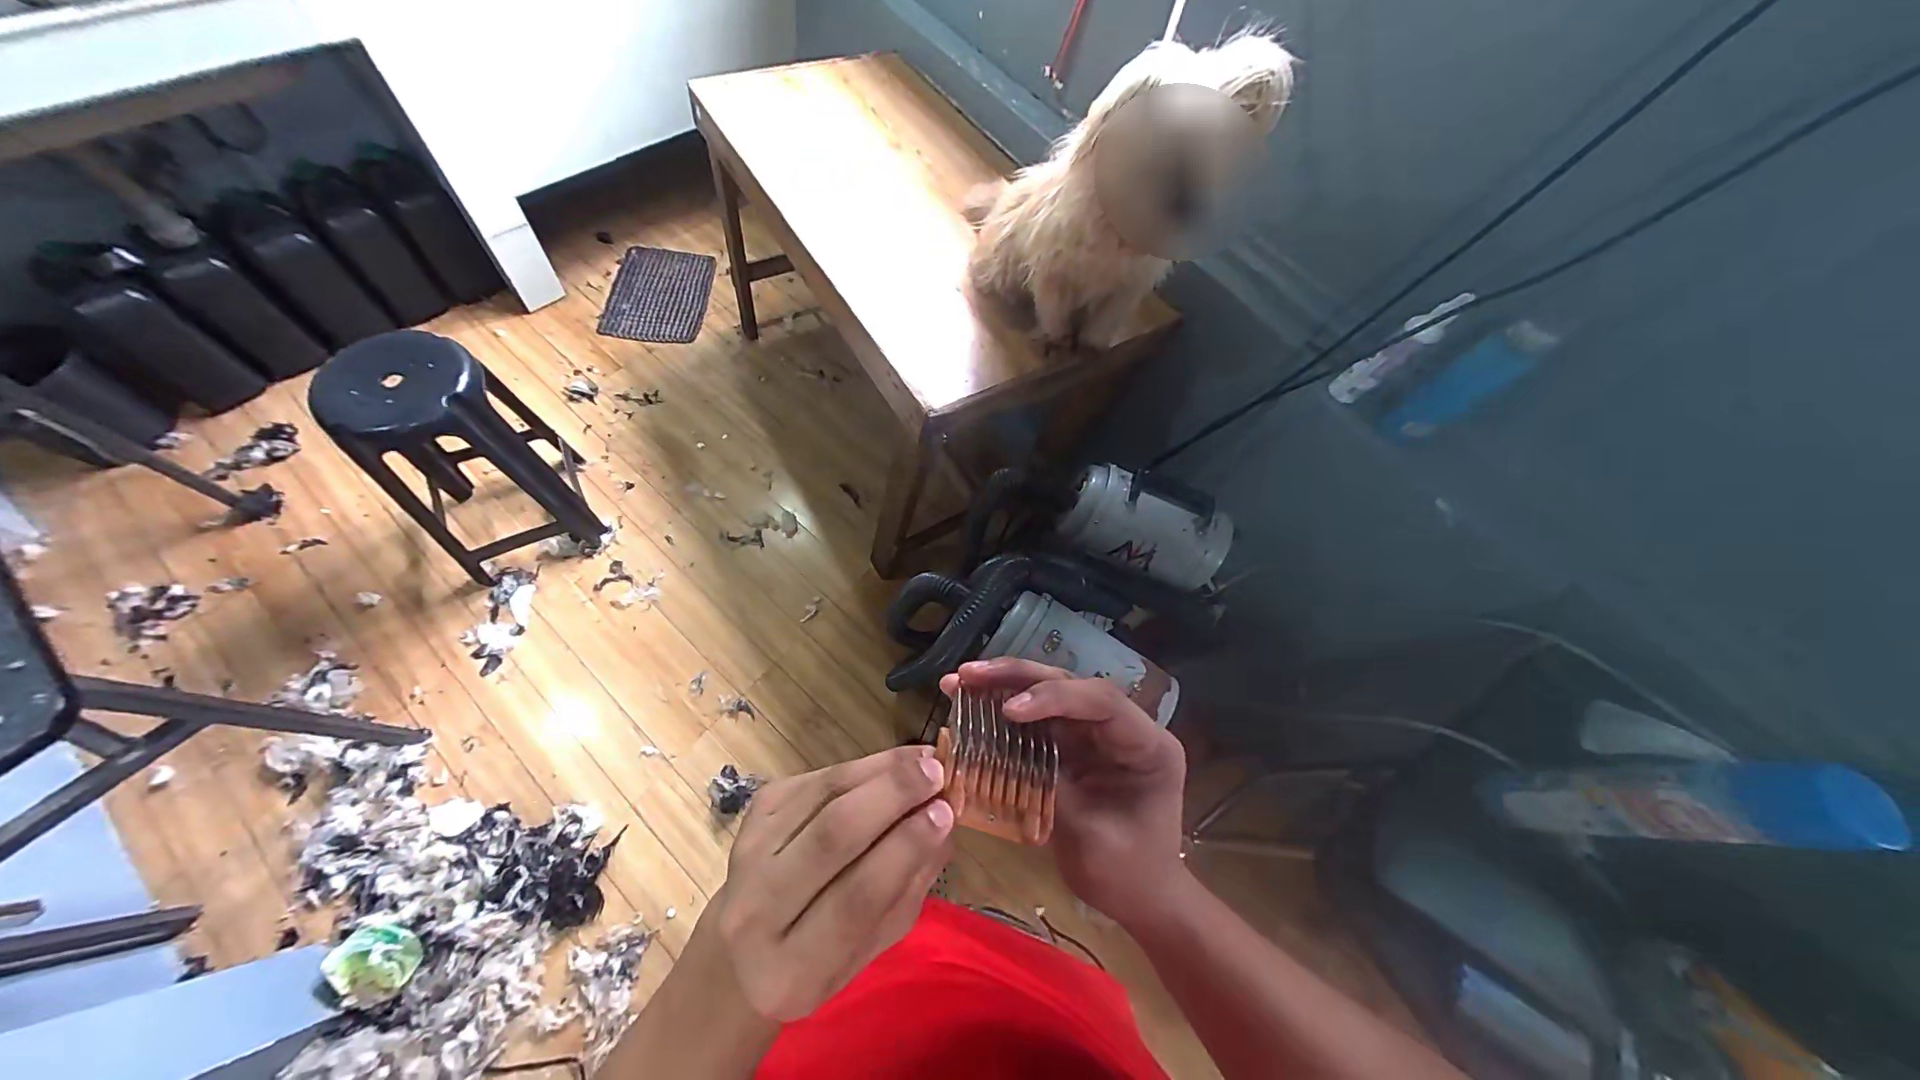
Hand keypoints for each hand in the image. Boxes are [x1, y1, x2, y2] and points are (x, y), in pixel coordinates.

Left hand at [708, 745, 954, 1021]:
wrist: (743, 949)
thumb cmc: (821, 957)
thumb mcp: (872, 945)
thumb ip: (908, 888)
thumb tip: (944, 819)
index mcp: (793, 970)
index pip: (856, 897)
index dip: (905, 847)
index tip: (946, 811)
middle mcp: (757, 910)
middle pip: (832, 834)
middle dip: (892, 795)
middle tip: (937, 772)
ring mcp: (748, 853)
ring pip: (822, 795)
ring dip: (880, 770)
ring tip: (922, 759)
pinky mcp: (753, 814)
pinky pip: (812, 779)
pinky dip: (859, 767)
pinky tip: (893, 763)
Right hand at [941, 658, 1188, 928]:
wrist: (1144, 901)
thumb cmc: (1127, 876)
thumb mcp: (1089, 836)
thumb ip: (1050, 785)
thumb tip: (999, 750)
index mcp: (1148, 745)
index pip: (1102, 702)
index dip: (1055, 697)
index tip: (1010, 710)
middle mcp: (1126, 727)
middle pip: (1072, 686)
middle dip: (1019, 677)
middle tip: (968, 675)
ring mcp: (1098, 734)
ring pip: (1051, 693)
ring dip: (1006, 685)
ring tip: (961, 680)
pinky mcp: (1076, 744)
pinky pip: (1040, 718)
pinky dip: (1007, 710)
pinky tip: (974, 702)